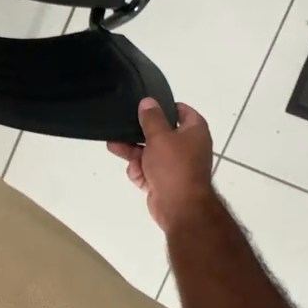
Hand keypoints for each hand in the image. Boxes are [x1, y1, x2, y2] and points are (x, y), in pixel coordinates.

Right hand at [107, 99, 214, 233]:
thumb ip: (151, 118)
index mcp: (194, 132)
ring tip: (113, 145)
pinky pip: (147, 170)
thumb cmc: (174, 166)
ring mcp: (175, 165)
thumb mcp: (160, 136)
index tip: (145, 105)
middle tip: (122, 125)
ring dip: (133, 152)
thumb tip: (148, 101)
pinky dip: (140, 171)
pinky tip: (135, 173)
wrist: (179, 206)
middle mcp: (187, 147)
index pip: (181, 111)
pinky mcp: (163, 181)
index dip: (164, 106)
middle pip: (160, 133)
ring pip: (149, 152)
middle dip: (139, 133)